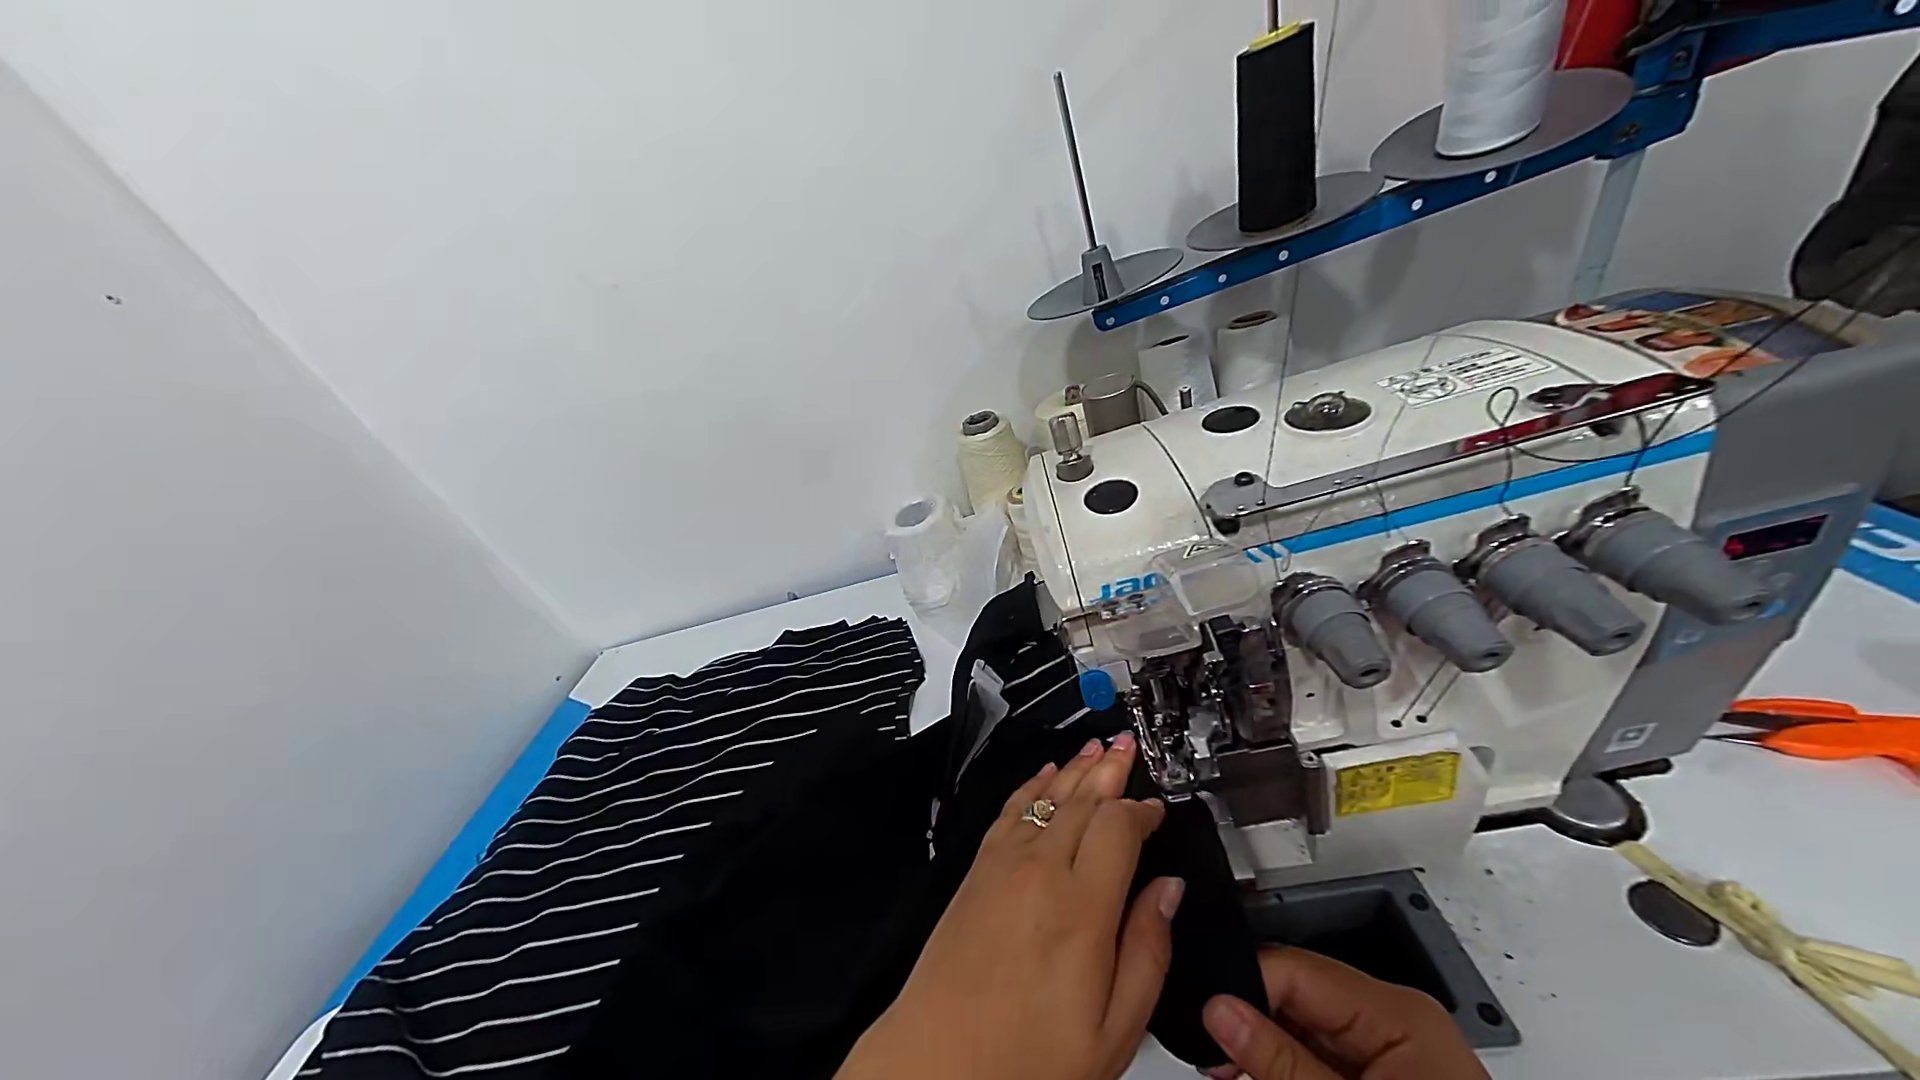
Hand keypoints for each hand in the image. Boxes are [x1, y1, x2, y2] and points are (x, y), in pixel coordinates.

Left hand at [834, 733, 1182, 1079]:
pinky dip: (1030, 787)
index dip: (1142, 810)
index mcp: (1081, 907)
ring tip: (1095, 748)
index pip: (1119, 826)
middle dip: (1111, 771)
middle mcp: (1040, 873)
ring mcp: (1003, 866)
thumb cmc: (1024, 1058)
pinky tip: (1043, 776)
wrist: (939, 1063)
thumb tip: (1168, 893)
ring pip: (1047, 797)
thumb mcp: (1114, 1027)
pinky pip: (1010, 811)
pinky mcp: (977, 870)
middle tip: (1126, 747)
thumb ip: (1148, 949)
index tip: (1156, 808)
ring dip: (1074, 769)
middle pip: (1083, 799)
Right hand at [1200, 948, 1489, 1079]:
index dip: (1243, 985)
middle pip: (1296, 992)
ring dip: (1263, 1046)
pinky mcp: (1383, 1073)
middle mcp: (1395, 1018)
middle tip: (1213, 1055)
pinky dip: (1287, 1064)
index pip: (1295, 968)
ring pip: (1301, 1022)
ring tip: (1228, 1069)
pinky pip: (1319, 1050)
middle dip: (1249, 1019)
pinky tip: (1258, 1076)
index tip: (1205, 1017)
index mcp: (1399, 1013)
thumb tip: (1219, 1008)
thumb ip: (1281, 1061)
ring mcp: (1391, 1047)